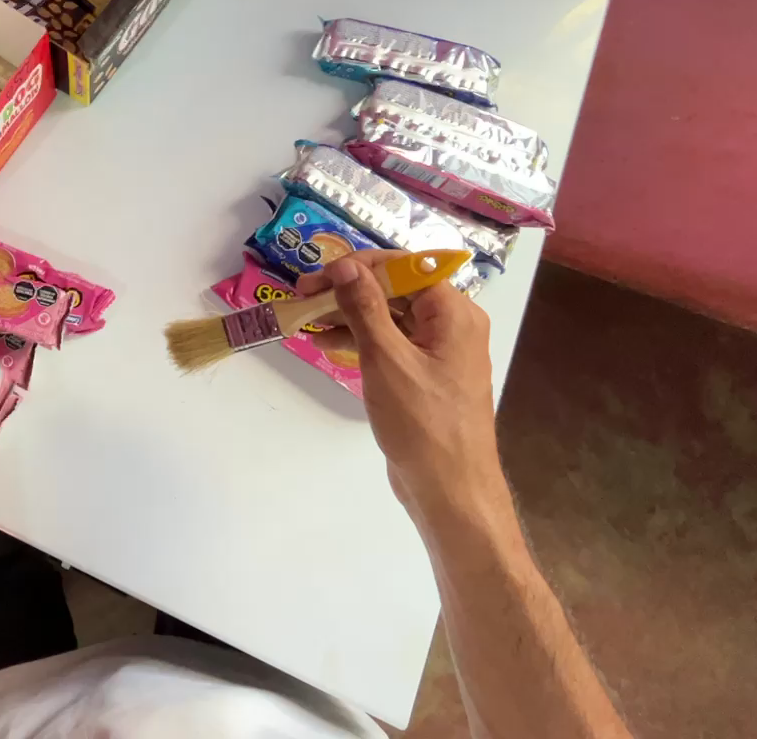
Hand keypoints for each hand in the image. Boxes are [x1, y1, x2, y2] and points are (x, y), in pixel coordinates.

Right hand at [297, 252, 502, 516]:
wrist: (450, 490)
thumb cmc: (422, 422)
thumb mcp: (386, 359)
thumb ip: (364, 307)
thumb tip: (344, 265)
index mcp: (453, 313)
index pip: (403, 267)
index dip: (357, 266)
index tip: (317, 277)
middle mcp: (450, 324)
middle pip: (393, 288)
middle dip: (347, 289)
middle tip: (303, 296)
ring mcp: (436, 349)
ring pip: (386, 314)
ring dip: (347, 313)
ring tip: (306, 319)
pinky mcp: (422, 372)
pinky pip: (388, 340)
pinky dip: (358, 337)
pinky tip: (326, 342)